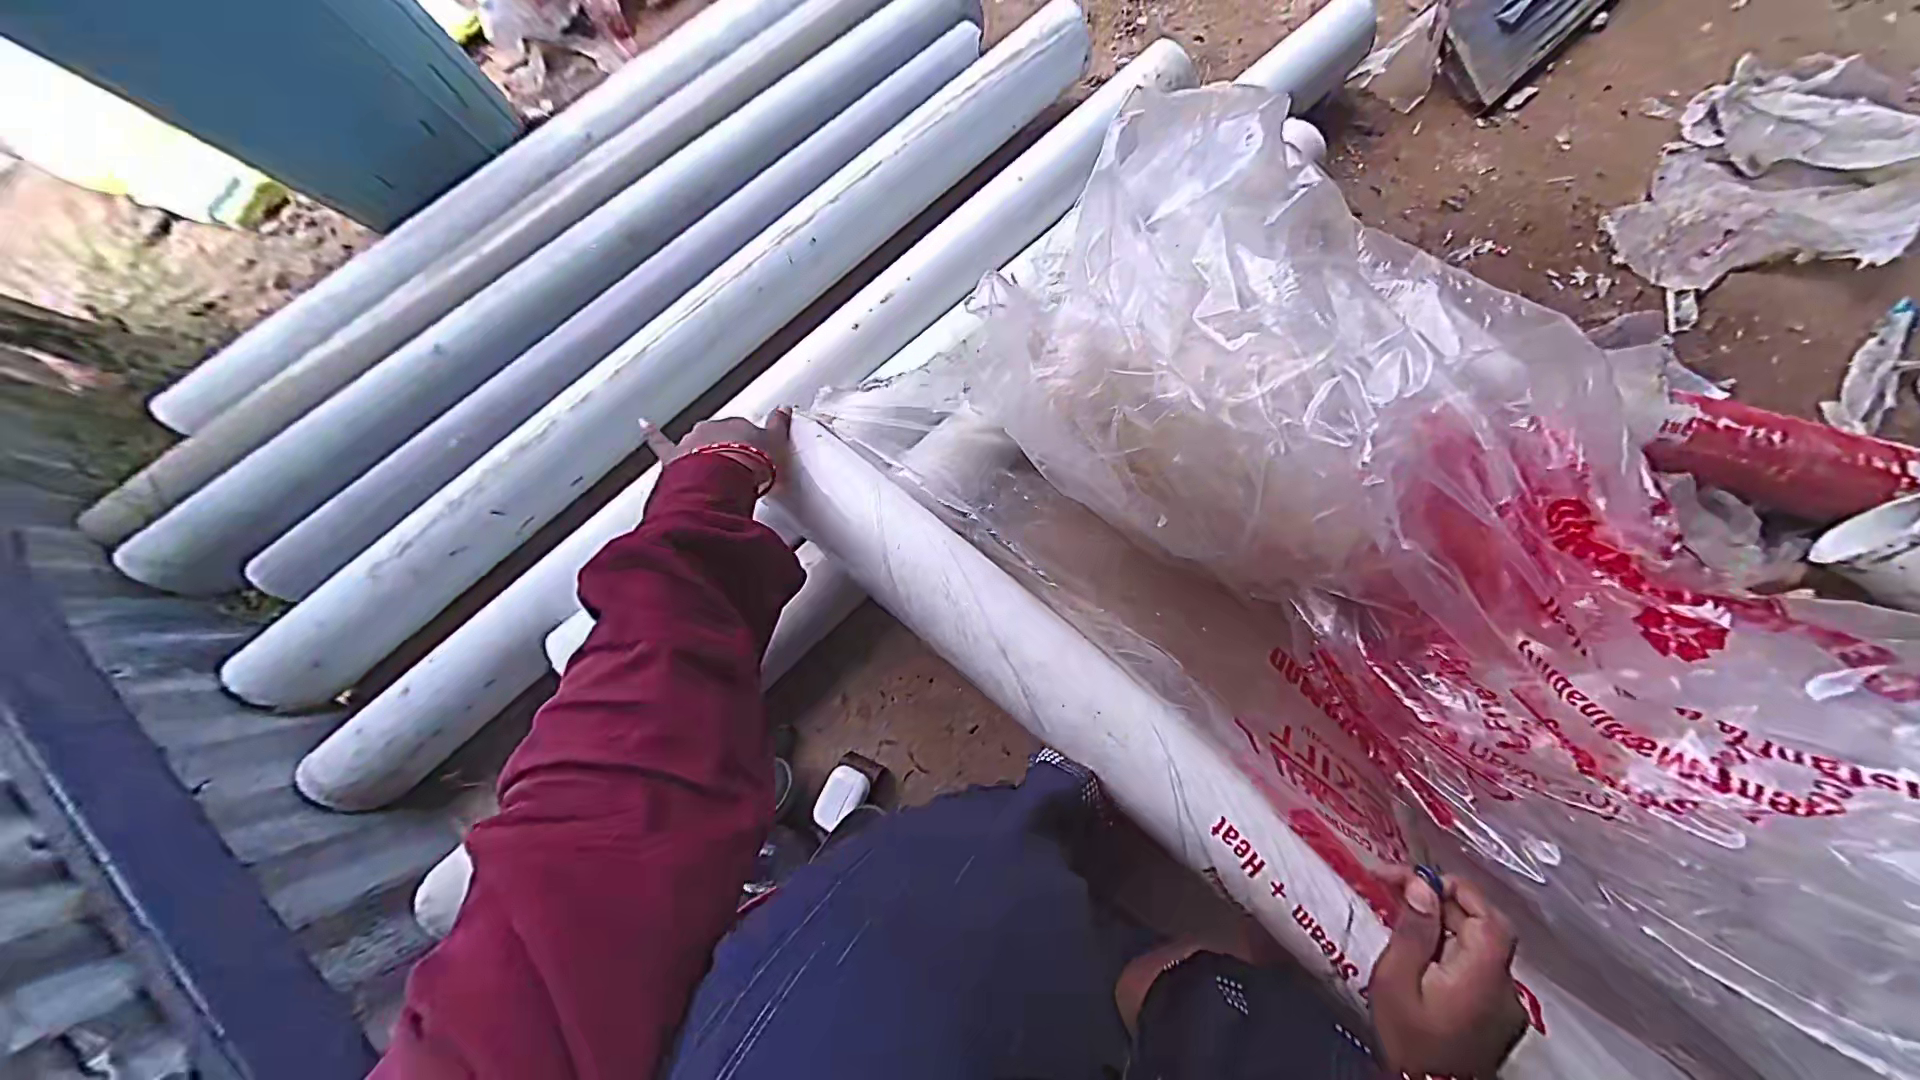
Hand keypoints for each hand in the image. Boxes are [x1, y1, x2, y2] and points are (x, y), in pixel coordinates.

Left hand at [642, 408, 790, 493]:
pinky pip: (660, 442)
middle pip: (718, 436)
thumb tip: (784, 409)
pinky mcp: (675, 458)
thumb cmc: (752, 461)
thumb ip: (778, 424)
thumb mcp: (777, 443)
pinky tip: (646, 426)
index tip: (755, 454)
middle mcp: (712, 429)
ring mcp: (693, 443)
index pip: (743, 429)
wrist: (726, 477)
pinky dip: (652, 434)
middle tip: (736, 467)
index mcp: (736, 424)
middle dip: (725, 448)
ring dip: (703, 452)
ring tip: (714, 473)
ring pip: (696, 442)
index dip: (750, 444)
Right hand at [1368, 868, 1526, 1078]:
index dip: (1456, 888)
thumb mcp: (1395, 978)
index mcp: (1481, 976)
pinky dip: (1451, 943)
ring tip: (1400, 909)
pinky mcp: (1497, 1015)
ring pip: (1481, 944)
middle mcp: (1504, 987)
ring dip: (1444, 919)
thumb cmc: (1407, 1036)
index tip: (1414, 876)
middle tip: (1394, 886)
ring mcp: (1505, 1004)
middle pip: (1484, 927)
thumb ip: (1412, 930)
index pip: (1489, 918)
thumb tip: (1421, 885)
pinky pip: (1477, 964)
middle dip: (1441, 898)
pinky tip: (1420, 944)